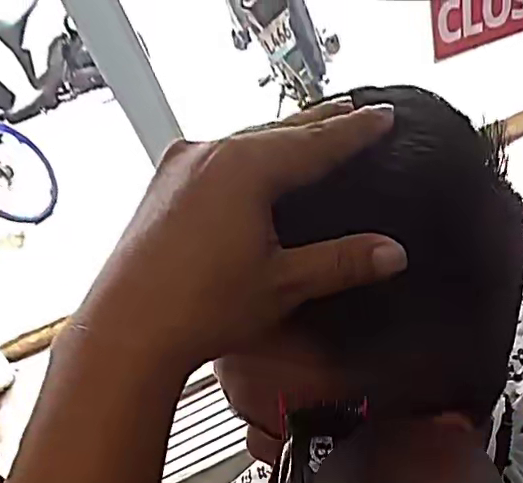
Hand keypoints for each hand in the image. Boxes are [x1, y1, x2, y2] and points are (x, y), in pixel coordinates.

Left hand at [69, 100, 406, 374]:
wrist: (130, 328)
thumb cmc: (201, 306)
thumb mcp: (285, 284)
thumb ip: (341, 263)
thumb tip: (392, 252)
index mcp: (244, 168)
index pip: (316, 142)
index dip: (355, 132)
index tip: (381, 117)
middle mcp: (208, 153)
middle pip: (278, 131)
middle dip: (320, 124)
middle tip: (352, 113)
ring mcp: (180, 168)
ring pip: (244, 141)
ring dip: (281, 139)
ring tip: (308, 138)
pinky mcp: (164, 189)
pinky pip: (216, 159)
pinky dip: (247, 158)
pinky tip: (253, 170)